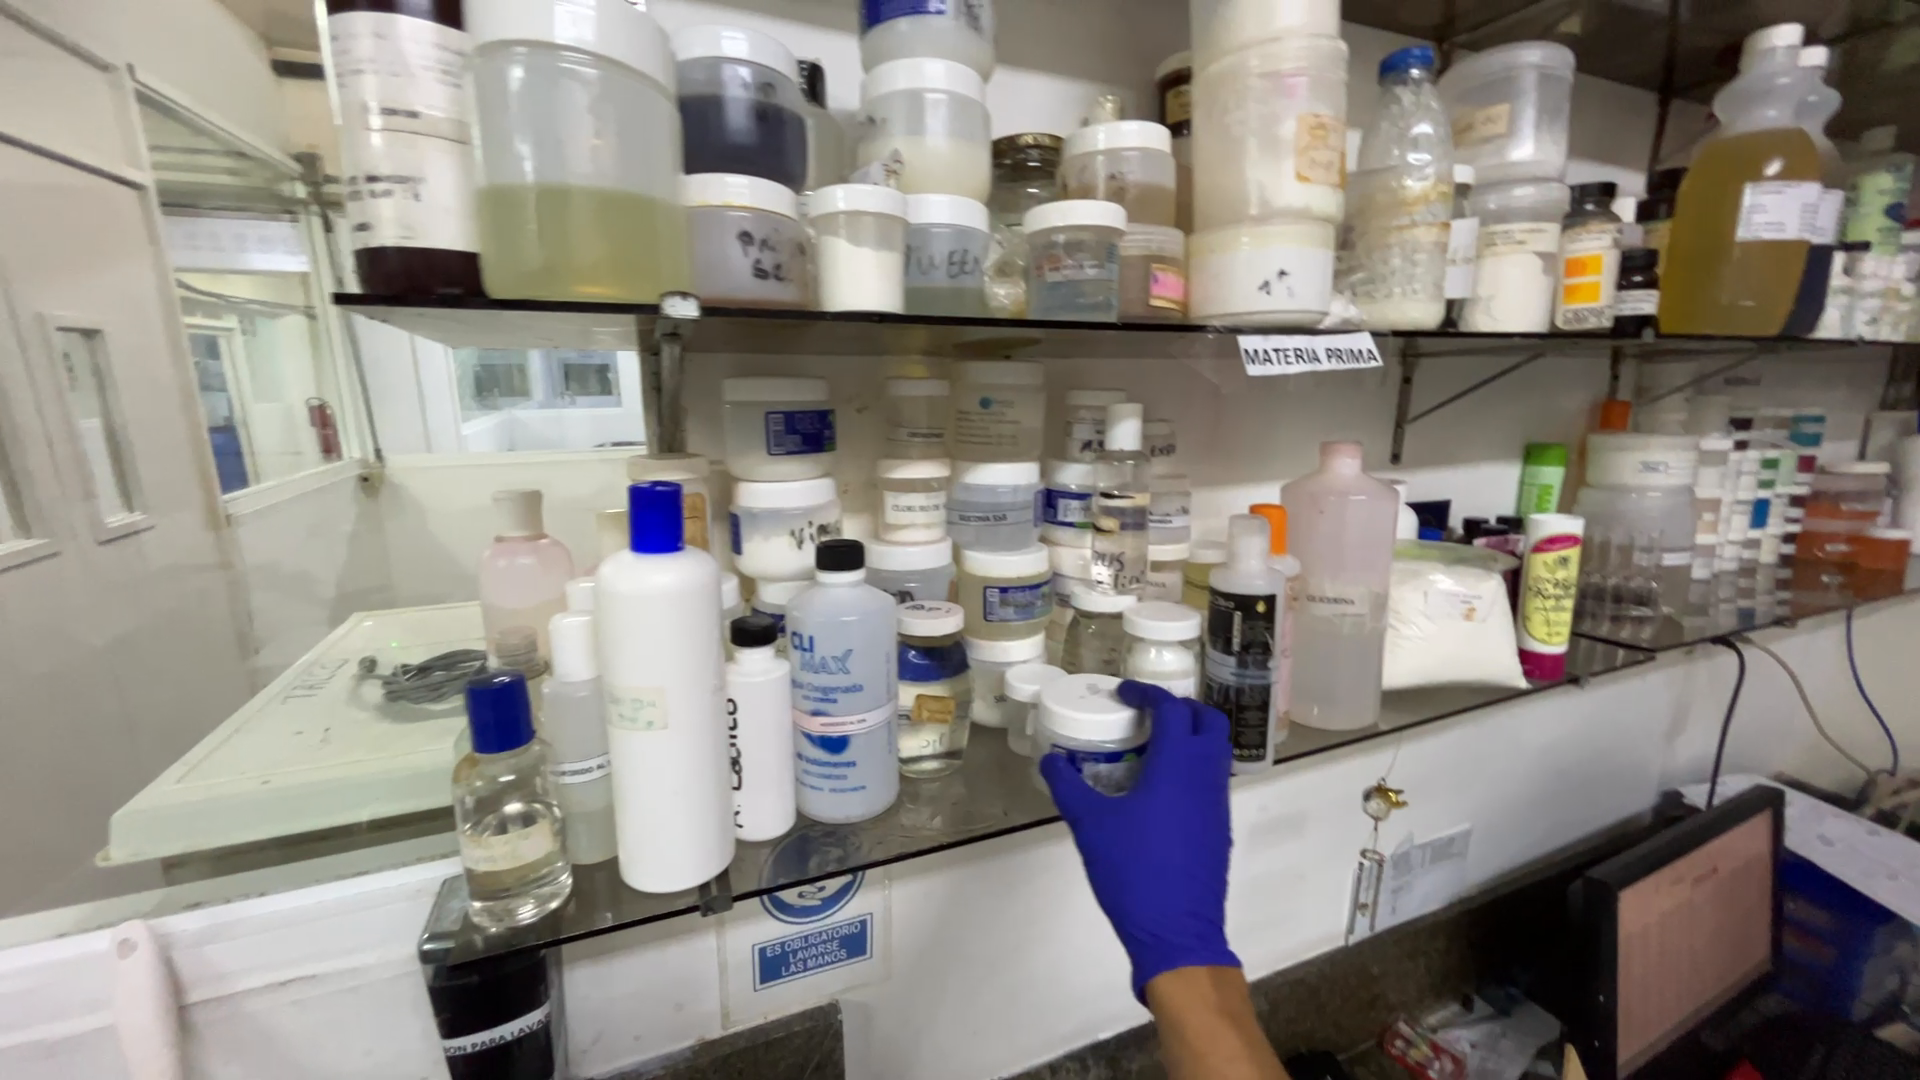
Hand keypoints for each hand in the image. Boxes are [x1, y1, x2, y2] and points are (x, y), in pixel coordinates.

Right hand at [1041, 680, 1237, 1000]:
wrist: (1177, 934)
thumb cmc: (1132, 871)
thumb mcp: (1090, 825)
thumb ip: (1068, 786)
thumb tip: (1051, 759)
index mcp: (1177, 766)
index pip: (1172, 708)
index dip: (1148, 692)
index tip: (1123, 692)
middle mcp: (1205, 777)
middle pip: (1208, 721)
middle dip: (1180, 708)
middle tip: (1146, 714)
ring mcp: (1218, 804)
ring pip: (1215, 751)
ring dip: (1188, 737)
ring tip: (1149, 748)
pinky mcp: (1220, 828)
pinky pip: (1211, 780)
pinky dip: (1191, 767)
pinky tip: (1159, 789)